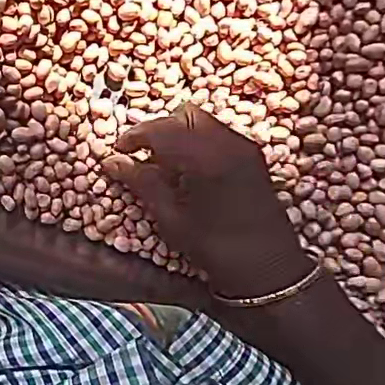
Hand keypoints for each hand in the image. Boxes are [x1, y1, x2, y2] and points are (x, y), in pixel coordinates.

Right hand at [101, 105, 314, 298]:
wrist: (270, 269)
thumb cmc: (217, 250)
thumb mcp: (173, 220)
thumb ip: (144, 184)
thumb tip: (114, 162)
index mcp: (206, 159)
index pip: (161, 129)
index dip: (135, 136)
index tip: (119, 150)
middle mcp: (228, 144)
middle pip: (184, 115)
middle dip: (159, 130)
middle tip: (142, 156)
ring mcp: (244, 148)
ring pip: (203, 122)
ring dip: (179, 135)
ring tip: (165, 166)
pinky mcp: (253, 157)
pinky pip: (218, 135)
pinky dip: (198, 143)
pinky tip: (189, 172)